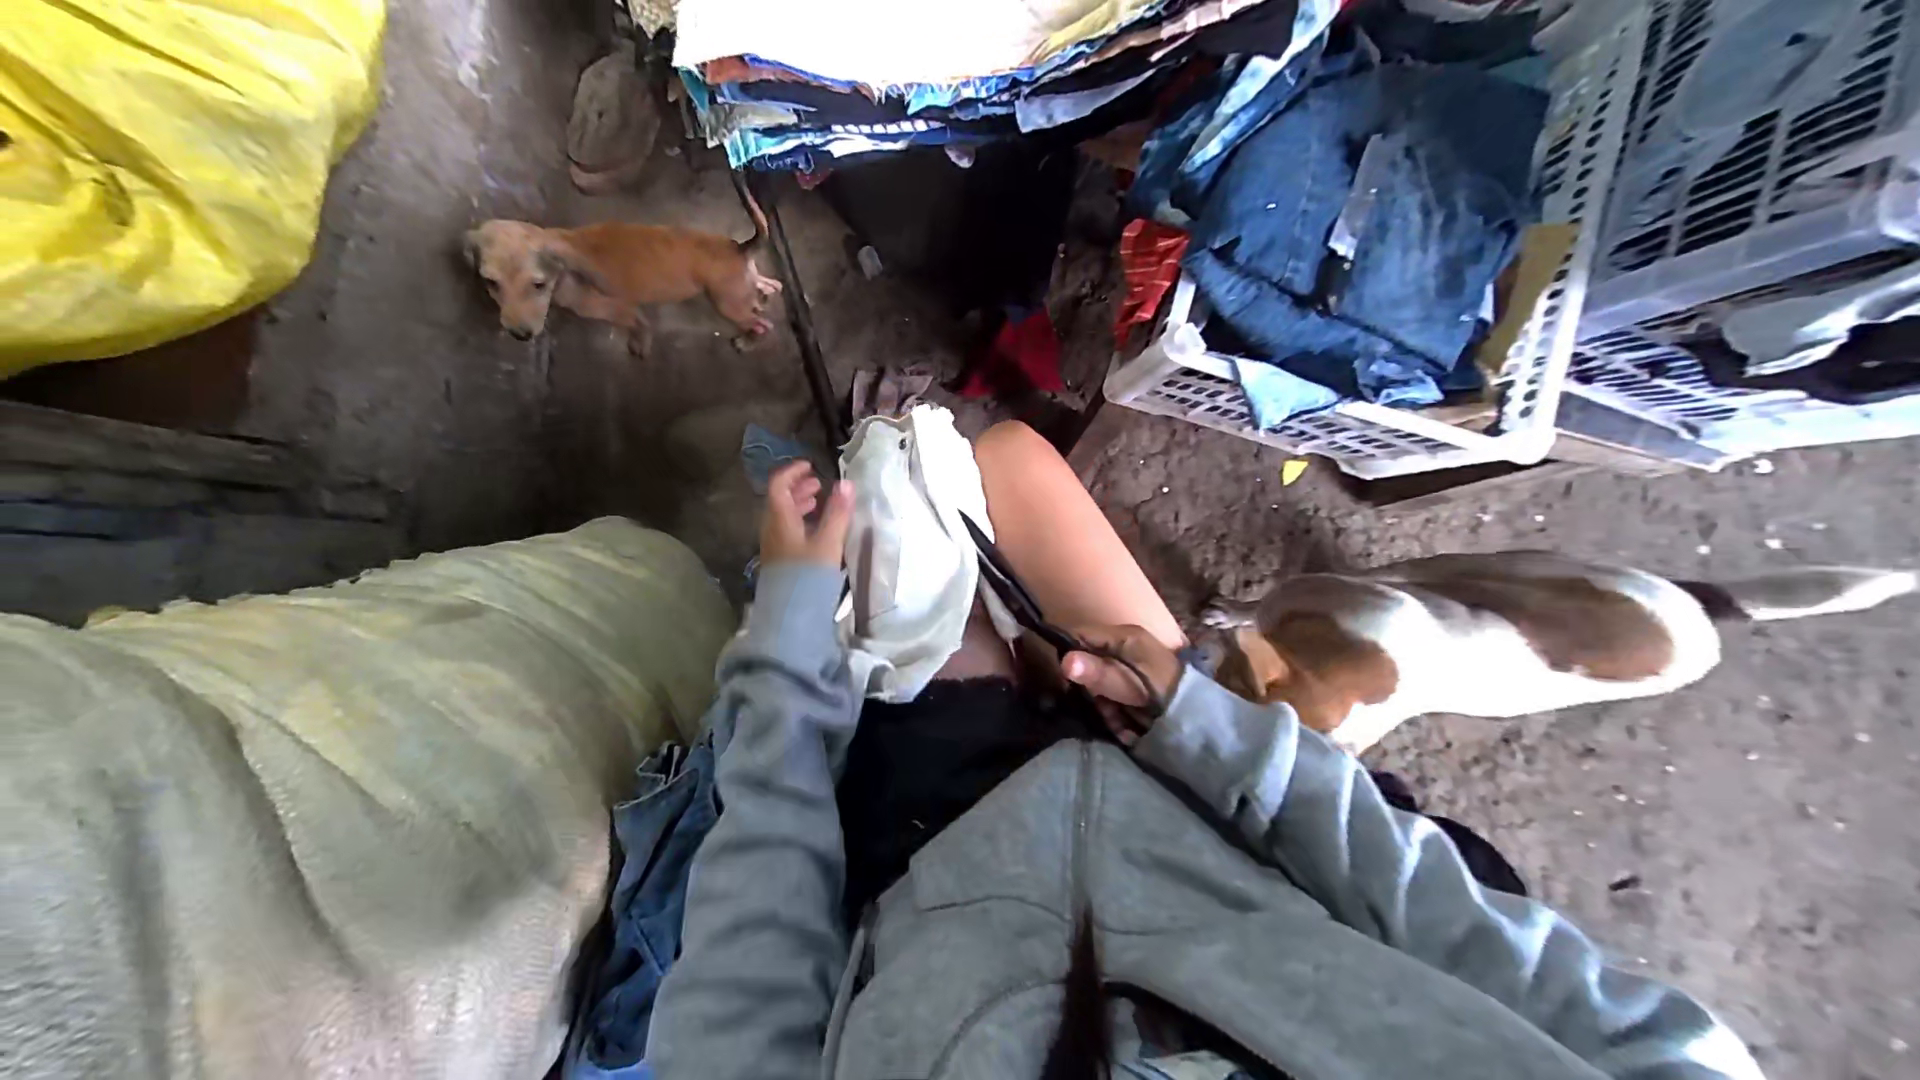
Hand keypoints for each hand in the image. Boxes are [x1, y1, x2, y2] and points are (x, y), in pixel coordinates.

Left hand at [760, 461, 853, 567]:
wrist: (790, 613)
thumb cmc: (809, 574)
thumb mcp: (828, 542)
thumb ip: (838, 512)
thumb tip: (847, 483)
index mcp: (780, 518)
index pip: (778, 484)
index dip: (793, 471)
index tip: (811, 466)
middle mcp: (771, 528)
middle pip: (779, 498)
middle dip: (798, 487)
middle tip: (818, 484)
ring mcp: (773, 544)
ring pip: (782, 515)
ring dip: (799, 504)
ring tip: (818, 503)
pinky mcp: (779, 558)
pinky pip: (786, 529)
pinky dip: (799, 520)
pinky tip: (815, 530)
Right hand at [1060, 624, 1183, 745]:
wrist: (1199, 718)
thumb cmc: (1161, 692)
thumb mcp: (1126, 683)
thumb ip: (1095, 672)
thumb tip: (1064, 661)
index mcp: (1124, 636)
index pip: (1081, 634)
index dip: (1070, 654)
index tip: (1068, 679)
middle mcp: (1126, 647)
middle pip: (1089, 664)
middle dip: (1093, 690)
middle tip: (1104, 707)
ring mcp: (1133, 667)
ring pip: (1100, 685)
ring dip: (1105, 706)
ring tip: (1119, 721)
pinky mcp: (1138, 686)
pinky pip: (1114, 697)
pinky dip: (1117, 713)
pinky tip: (1127, 727)